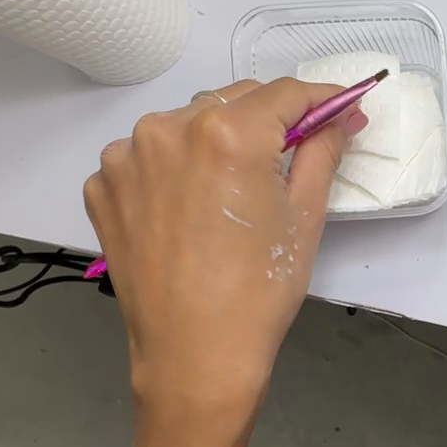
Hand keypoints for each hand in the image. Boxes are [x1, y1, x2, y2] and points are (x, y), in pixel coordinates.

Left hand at [84, 79, 364, 417]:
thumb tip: (340, 118)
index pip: (284, 93)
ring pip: (187, 126)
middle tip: (294, 159)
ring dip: (217, 143)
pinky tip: (193, 211)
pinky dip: (177, 170)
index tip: (342, 108)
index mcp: (228, 134)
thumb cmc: (261, 290)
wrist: (196, 353)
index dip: (320, 99)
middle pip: (233, 103)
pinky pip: (149, 158)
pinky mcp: (103, 185)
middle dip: (269, 122)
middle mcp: (168, 128)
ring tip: (234, 194)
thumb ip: (323, 153)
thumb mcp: (306, 219)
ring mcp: (126, 156)